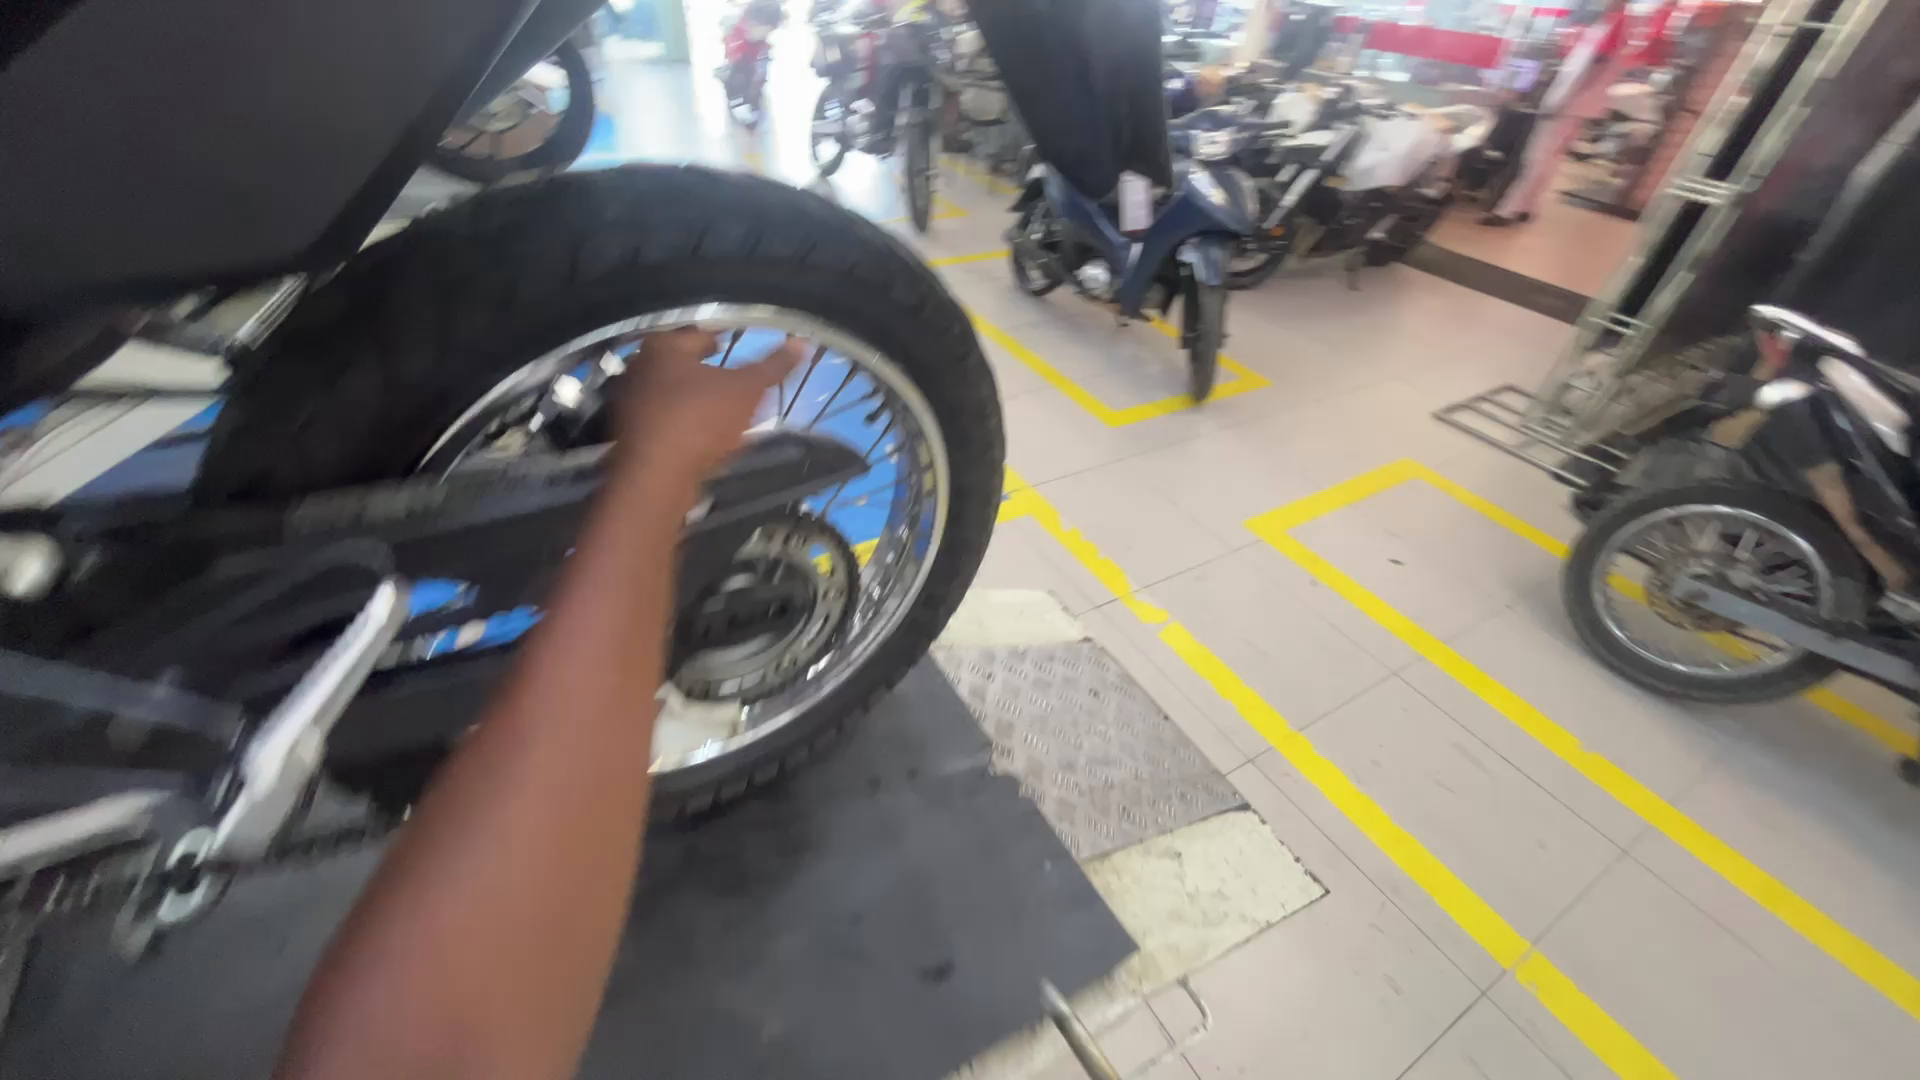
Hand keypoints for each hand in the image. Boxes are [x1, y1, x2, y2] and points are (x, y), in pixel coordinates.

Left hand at [614, 328, 802, 499]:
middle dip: (702, 368)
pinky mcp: (631, 433)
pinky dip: (682, 421)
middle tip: (727, 375)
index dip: (718, 337)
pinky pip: (664, 420)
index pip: (697, 333)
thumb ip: (772, 367)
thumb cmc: (702, 419)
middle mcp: (640, 368)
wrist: (657, 474)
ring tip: (718, 406)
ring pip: (670, 393)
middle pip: (679, 362)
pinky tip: (701, 433)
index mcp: (664, 347)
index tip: (731, 344)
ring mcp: (631, 402)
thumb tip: (801, 342)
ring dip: (692, 397)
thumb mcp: (747, 390)